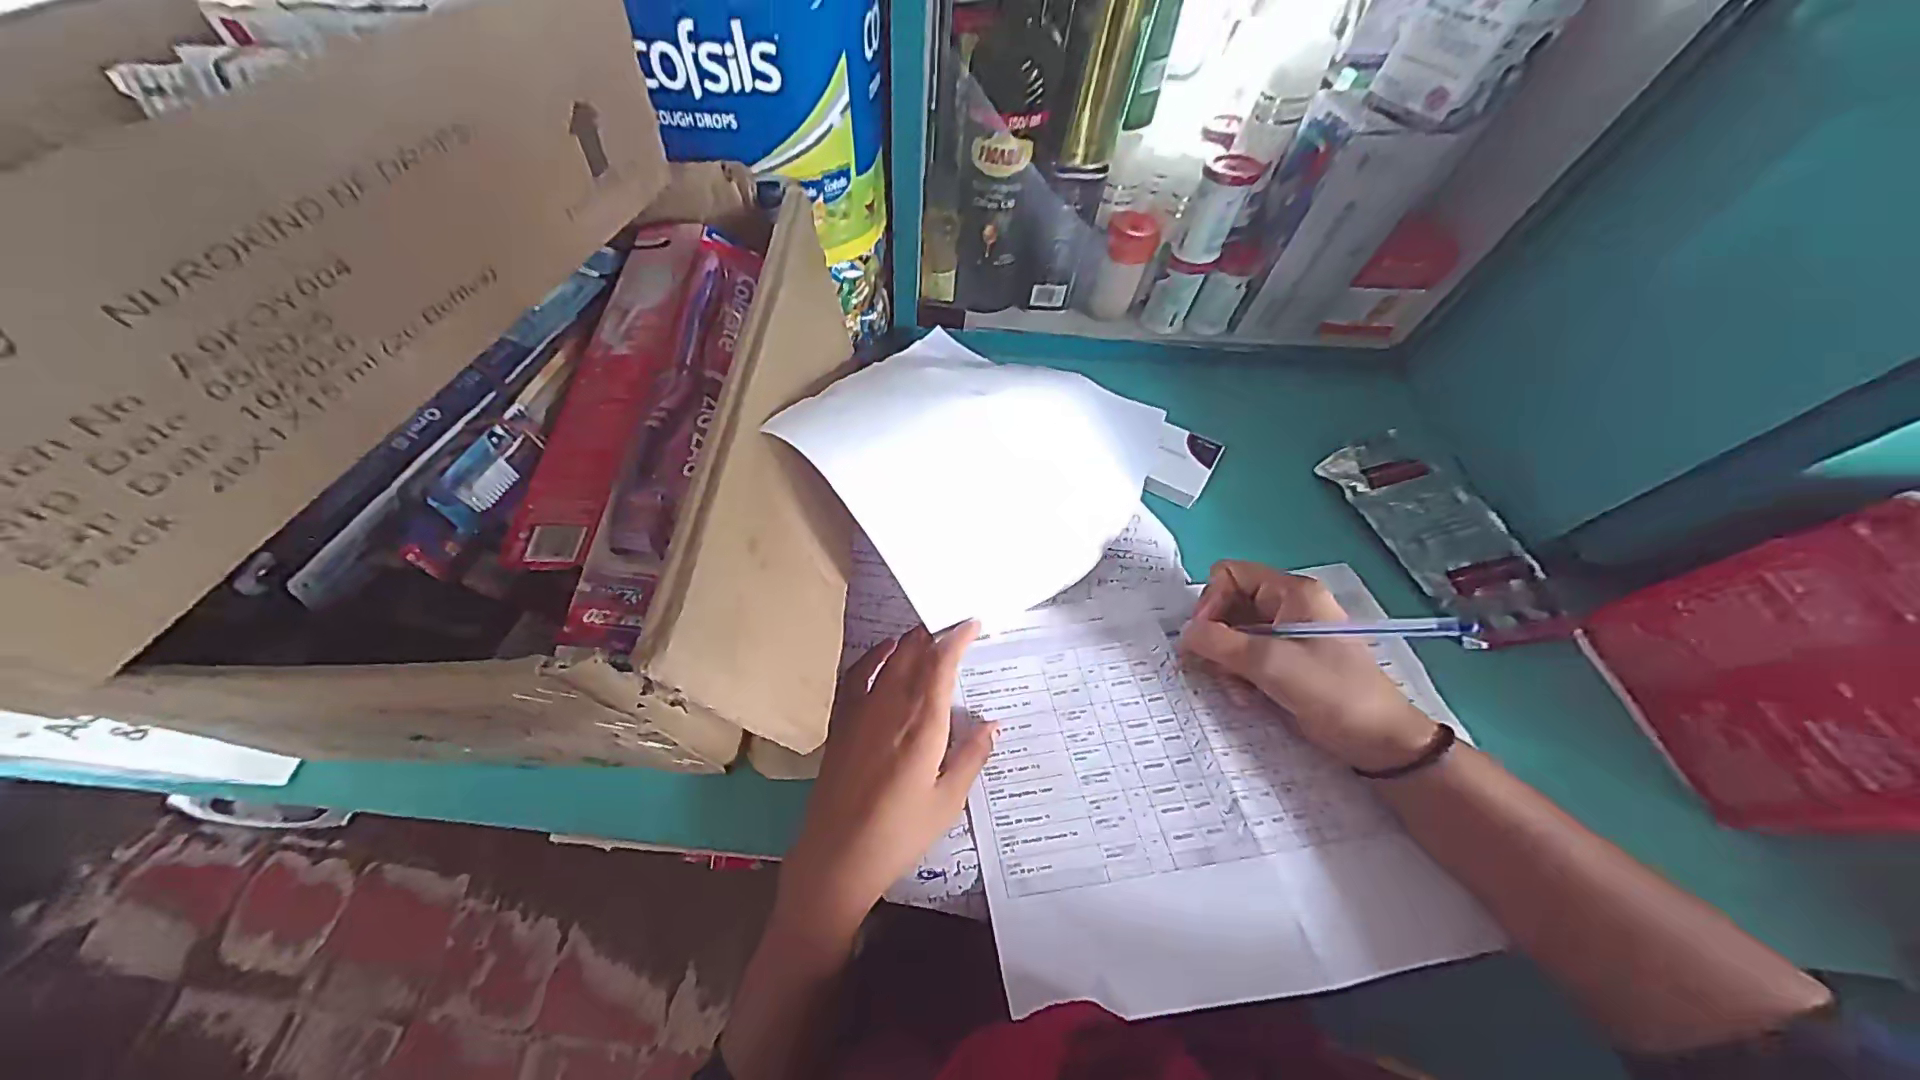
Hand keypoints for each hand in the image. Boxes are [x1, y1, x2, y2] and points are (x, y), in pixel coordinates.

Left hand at [776, 623, 994, 932]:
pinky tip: (885, 649)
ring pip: (889, 661)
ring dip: (910, 642)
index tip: (971, 623)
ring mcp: (862, 713)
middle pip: (914, 655)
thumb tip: (993, 724)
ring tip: (927, 632)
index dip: (956, 639)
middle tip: (953, 625)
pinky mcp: (842, 723)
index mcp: (923, 727)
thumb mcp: (946, 802)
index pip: (941, 666)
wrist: (835, 858)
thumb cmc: (898, 835)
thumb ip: (971, 757)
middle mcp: (891, 709)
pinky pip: (857, 676)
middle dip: (935, 635)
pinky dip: (873, 656)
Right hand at [1178, 561, 1437, 772]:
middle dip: (1217, 639)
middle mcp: (1287, 607)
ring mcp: (1287, 636)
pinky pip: (1246, 658)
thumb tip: (1185, 634)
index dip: (1210, 601)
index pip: (1230, 575)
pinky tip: (1249, 698)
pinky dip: (1239, 676)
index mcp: (1291, 593)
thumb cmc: (1332, 692)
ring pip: (1233, 636)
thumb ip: (1219, 643)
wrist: (1380, 742)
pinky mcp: (1286, 663)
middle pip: (1228, 607)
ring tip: (1239, 691)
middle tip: (1218, 669)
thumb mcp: (1269, 663)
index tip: (1204, 636)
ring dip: (1227, 664)